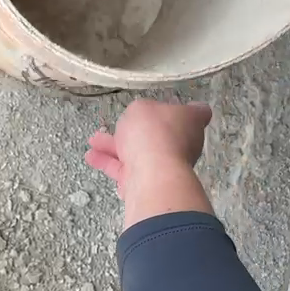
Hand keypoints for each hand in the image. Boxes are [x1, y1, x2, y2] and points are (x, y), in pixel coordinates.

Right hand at [85, 99, 214, 229]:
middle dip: (135, 131)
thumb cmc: (153, 132)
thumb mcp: (141, 108)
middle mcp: (182, 144)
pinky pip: (128, 171)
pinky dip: (111, 164)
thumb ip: (140, 110)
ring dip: (114, 147)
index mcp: (190, 121)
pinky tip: (93, 158)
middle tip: (116, 126)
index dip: (185, 109)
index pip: (197, 112)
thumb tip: (142, 117)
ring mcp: (165, 166)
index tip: (170, 107)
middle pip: (160, 134)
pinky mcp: (148, 183)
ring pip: (139, 153)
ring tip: (92, 143)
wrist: (151, 173)